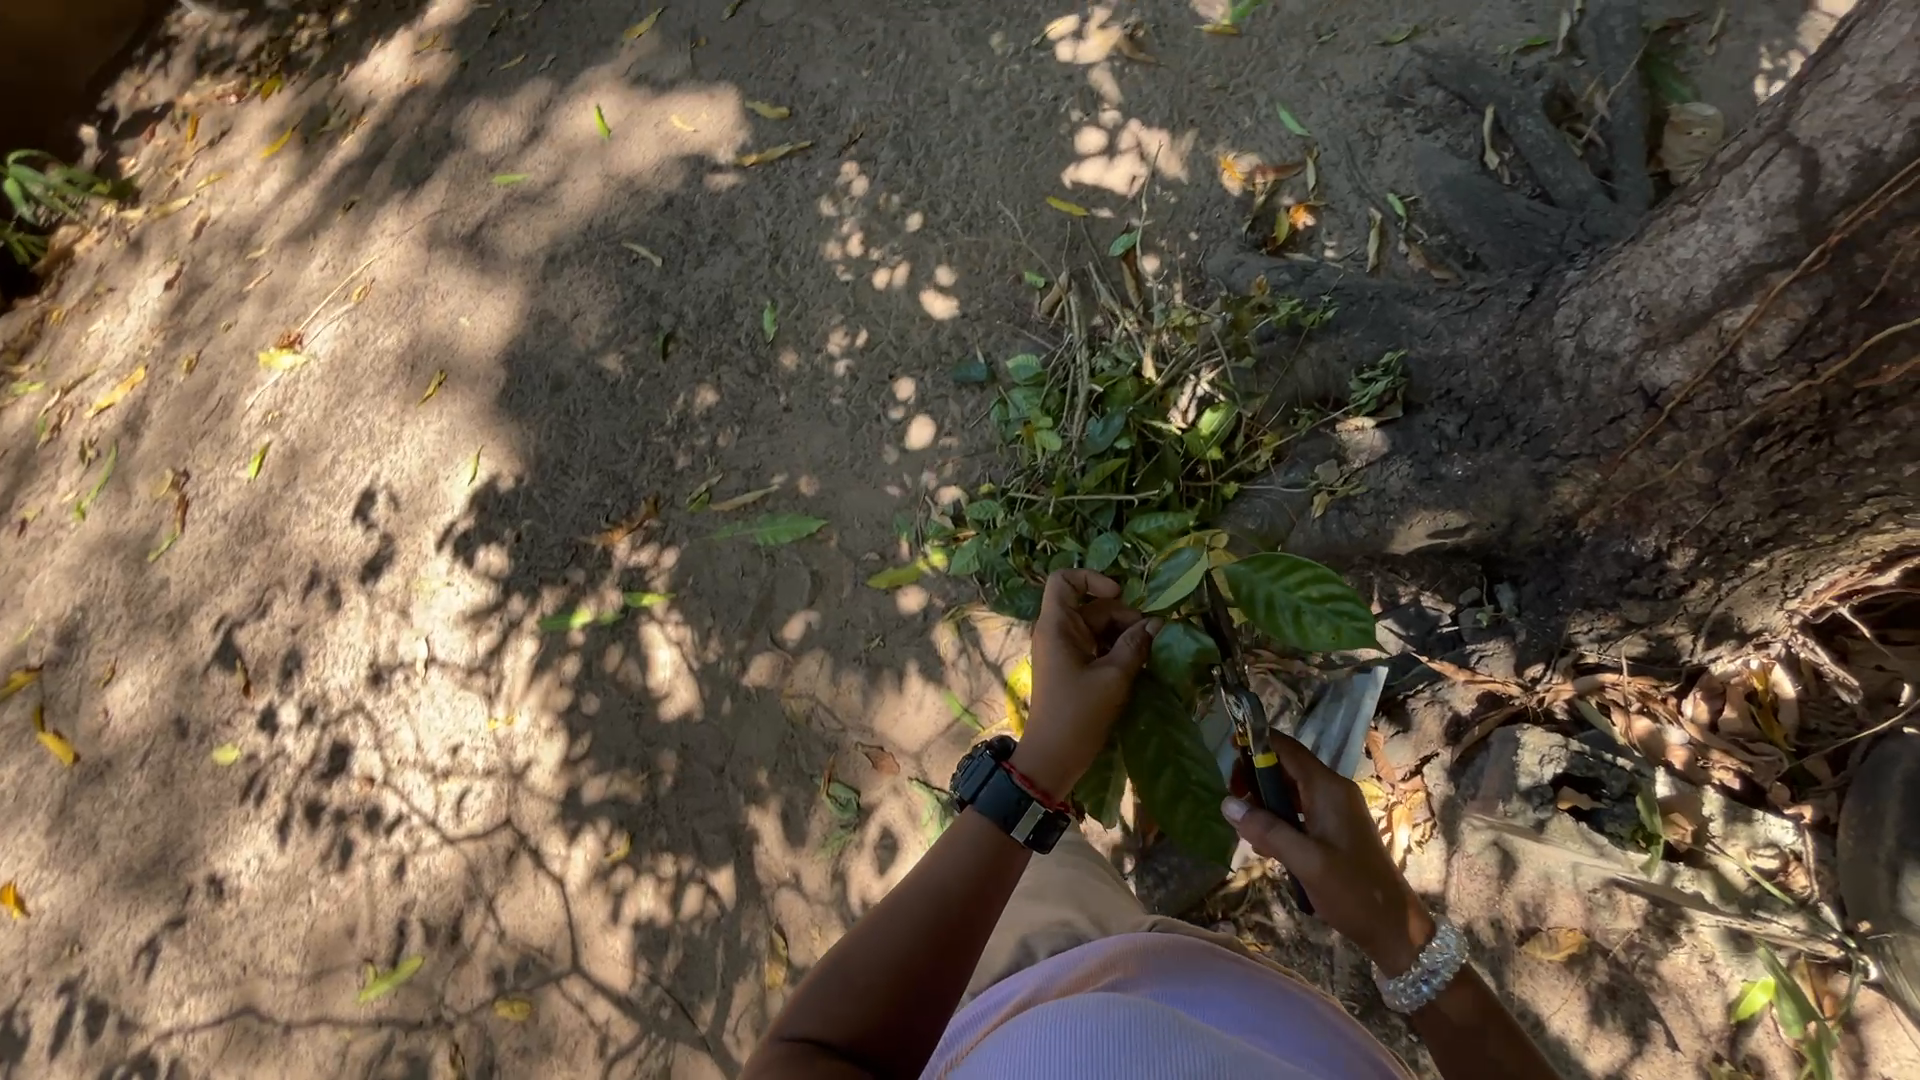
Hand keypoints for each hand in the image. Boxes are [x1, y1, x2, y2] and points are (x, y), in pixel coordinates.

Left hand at [1011, 570, 1159, 800]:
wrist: (1054, 757)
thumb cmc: (1079, 714)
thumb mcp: (1113, 677)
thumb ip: (1135, 645)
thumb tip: (1157, 624)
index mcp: (1056, 626)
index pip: (1063, 580)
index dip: (1091, 579)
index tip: (1120, 596)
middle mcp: (1056, 631)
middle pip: (1091, 606)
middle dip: (1123, 615)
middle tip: (1151, 637)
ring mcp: (1064, 650)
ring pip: (1097, 627)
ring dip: (1124, 634)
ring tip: (1149, 651)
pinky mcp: (1073, 667)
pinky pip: (1096, 645)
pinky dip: (1116, 649)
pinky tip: (1139, 663)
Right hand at [1221, 732, 1435, 973]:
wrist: (1395, 928)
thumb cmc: (1353, 891)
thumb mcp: (1305, 861)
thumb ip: (1266, 829)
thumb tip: (1226, 803)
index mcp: (1328, 788)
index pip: (1286, 748)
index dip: (1255, 743)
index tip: (1227, 753)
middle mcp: (1332, 791)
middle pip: (1285, 767)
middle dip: (1254, 777)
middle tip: (1233, 801)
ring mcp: (1335, 810)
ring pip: (1289, 790)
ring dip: (1264, 801)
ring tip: (1244, 826)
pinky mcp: (1334, 828)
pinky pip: (1298, 810)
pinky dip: (1278, 818)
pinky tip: (1264, 843)